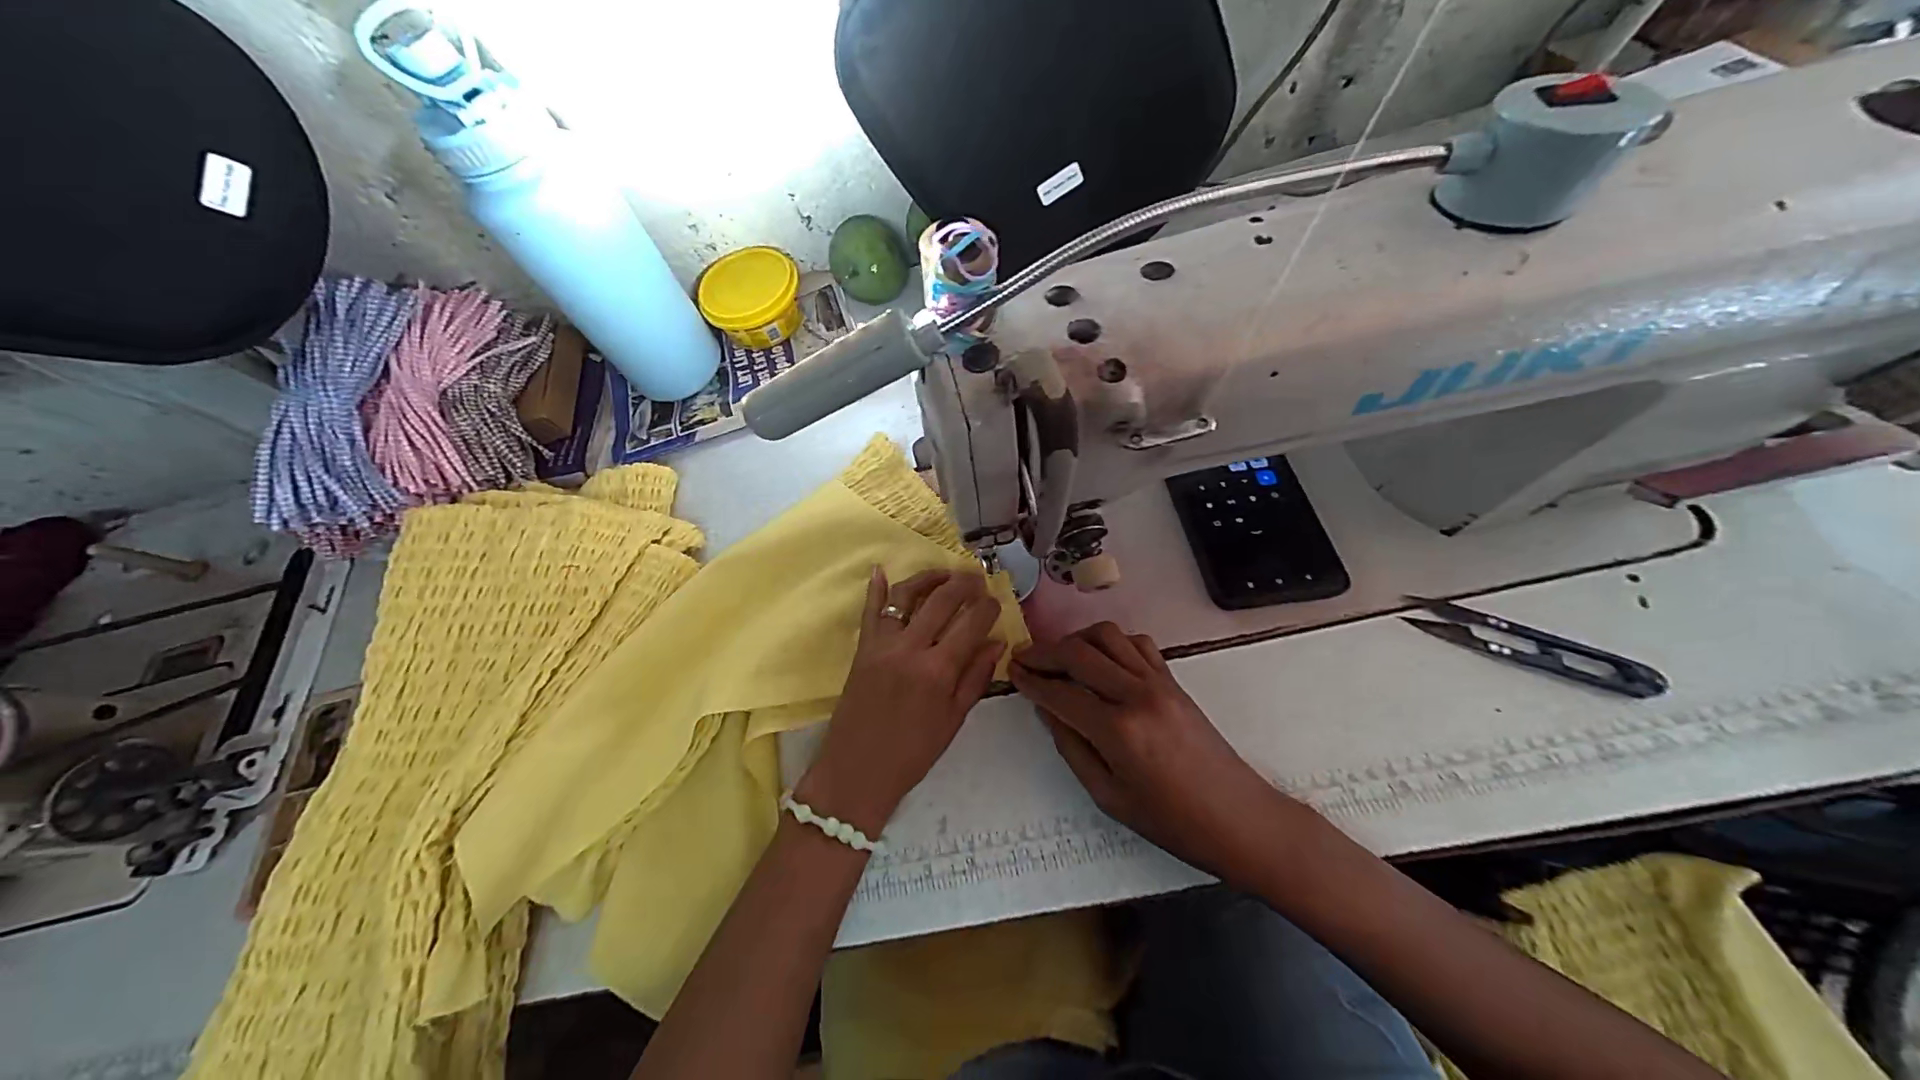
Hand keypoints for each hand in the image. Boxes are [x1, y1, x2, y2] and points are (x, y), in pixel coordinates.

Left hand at [795, 568, 1005, 837]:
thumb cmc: (913, 753)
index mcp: (939, 671)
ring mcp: (882, 645)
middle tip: (977, 577)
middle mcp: (911, 649)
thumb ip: (976, 677)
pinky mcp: (862, 649)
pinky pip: (870, 612)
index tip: (996, 600)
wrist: (857, 771)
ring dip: (927, 578)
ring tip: (945, 573)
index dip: (987, 606)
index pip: (971, 624)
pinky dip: (875, 589)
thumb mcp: (954, 720)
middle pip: (942, 601)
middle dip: (963, 583)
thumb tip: (997, 642)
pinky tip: (881, 570)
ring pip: (906, 596)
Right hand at [1010, 622, 1293, 883]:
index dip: (1031, 680)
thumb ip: (1072, 747)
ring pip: (1107, 636)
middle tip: (1024, 659)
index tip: (1012, 672)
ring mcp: (1159, 682)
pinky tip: (1101, 659)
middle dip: (1044, 653)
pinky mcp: (1174, 680)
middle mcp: (1137, 695)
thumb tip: (1048, 710)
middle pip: (1079, 653)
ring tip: (1059, 656)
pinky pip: (1137, 644)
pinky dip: (1112, 642)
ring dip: (1076, 639)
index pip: (1061, 692)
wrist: (1238, 817)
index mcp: (1118, 730)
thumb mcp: (1108, 796)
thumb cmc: (1171, 820)